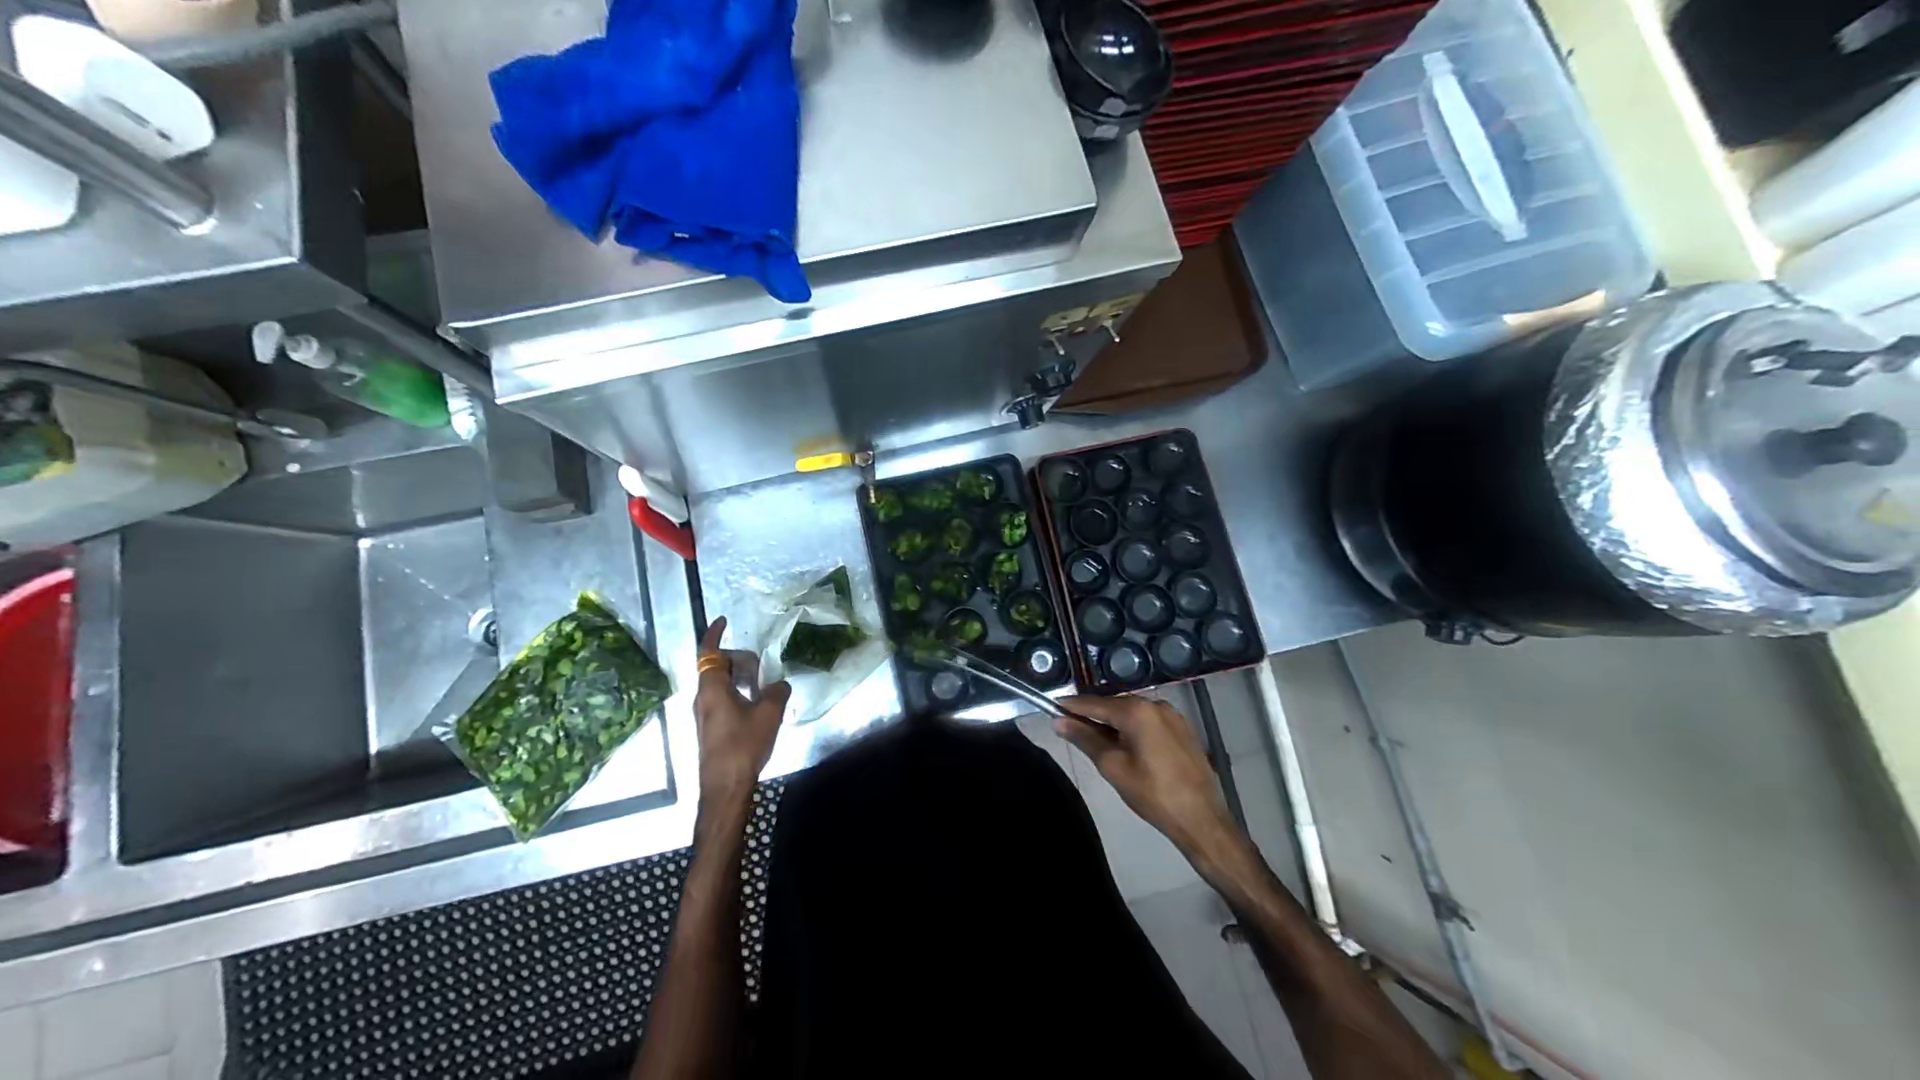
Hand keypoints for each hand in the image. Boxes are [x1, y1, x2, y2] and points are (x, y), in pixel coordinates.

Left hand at [693, 617, 791, 811]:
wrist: (725, 785)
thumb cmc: (744, 745)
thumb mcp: (769, 713)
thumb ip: (777, 691)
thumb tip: (779, 684)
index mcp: (712, 688)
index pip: (708, 651)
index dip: (715, 634)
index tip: (724, 621)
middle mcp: (702, 697)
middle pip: (717, 665)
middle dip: (739, 660)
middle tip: (762, 670)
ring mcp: (704, 713)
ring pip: (720, 684)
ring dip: (740, 678)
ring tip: (762, 688)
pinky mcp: (710, 727)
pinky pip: (722, 699)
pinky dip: (738, 694)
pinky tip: (757, 707)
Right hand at [1056, 695, 1240, 859]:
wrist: (1201, 819)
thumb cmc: (1153, 794)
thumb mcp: (1112, 767)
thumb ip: (1085, 739)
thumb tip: (1059, 722)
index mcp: (1138, 711)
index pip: (1095, 703)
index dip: (1072, 706)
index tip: (1052, 706)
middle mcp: (1156, 704)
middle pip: (1114, 705)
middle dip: (1092, 714)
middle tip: (1070, 728)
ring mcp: (1173, 715)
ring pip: (1132, 713)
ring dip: (1112, 722)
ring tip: (1095, 740)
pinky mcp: (1183, 728)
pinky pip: (1148, 721)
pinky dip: (1132, 728)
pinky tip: (1124, 745)